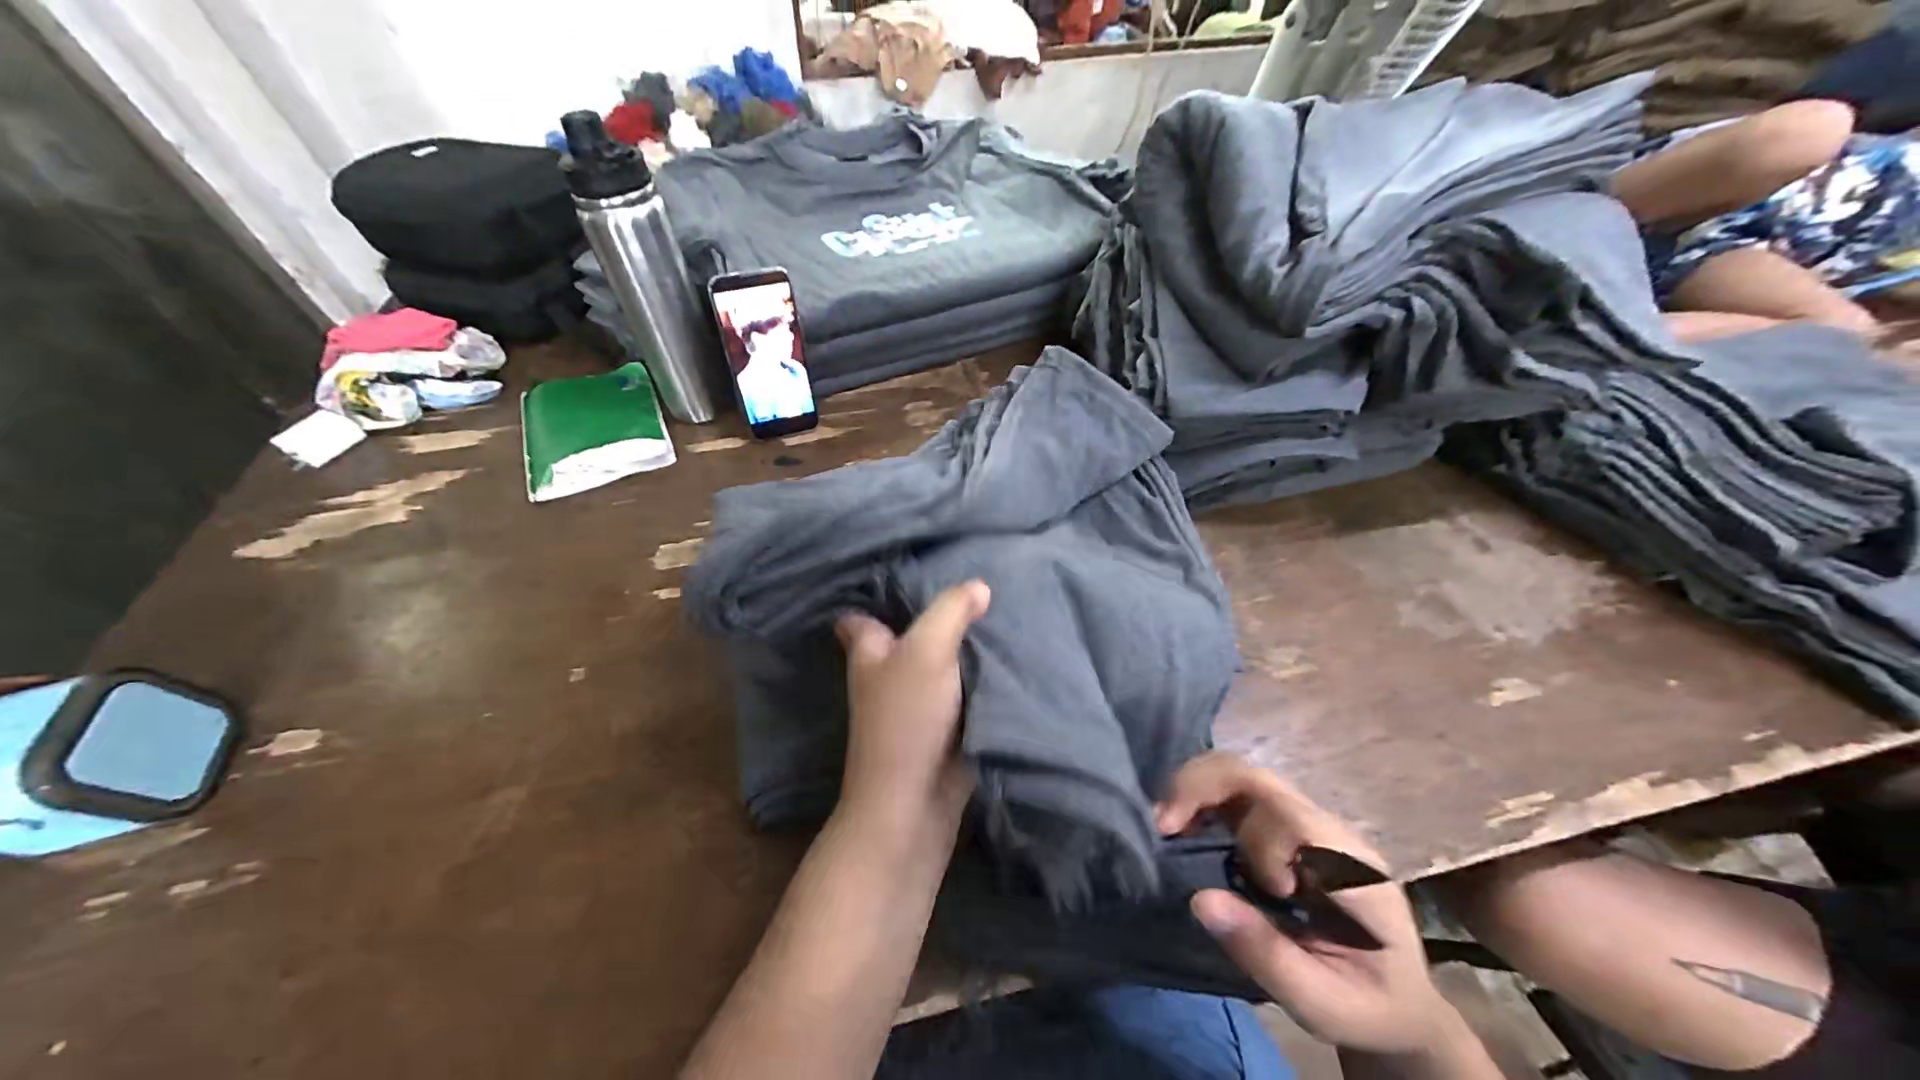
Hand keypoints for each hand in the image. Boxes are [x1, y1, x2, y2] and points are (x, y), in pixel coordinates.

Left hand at [833, 580, 990, 834]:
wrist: (915, 803)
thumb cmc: (908, 718)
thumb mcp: (927, 650)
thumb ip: (951, 610)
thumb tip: (980, 587)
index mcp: (869, 650)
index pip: (863, 613)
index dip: (881, 593)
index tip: (918, 568)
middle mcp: (887, 671)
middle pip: (910, 631)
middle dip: (937, 612)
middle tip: (976, 583)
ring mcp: (915, 700)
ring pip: (941, 660)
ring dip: (964, 645)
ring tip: (1000, 609)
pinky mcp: (943, 724)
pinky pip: (963, 688)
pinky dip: (979, 676)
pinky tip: (1007, 655)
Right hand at [1156, 754, 1457, 1055]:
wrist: (1396, 1005)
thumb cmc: (1367, 1007)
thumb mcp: (1325, 1004)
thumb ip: (1268, 955)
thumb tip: (1200, 899)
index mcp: (1354, 869)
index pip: (1297, 818)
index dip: (1263, 842)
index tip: (1262, 891)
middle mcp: (1326, 831)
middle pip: (1257, 778)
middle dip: (1200, 789)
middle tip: (1161, 827)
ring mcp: (1300, 823)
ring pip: (1239, 775)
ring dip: (1194, 790)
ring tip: (1164, 827)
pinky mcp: (1276, 827)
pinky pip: (1232, 792)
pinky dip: (1198, 800)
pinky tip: (1179, 828)